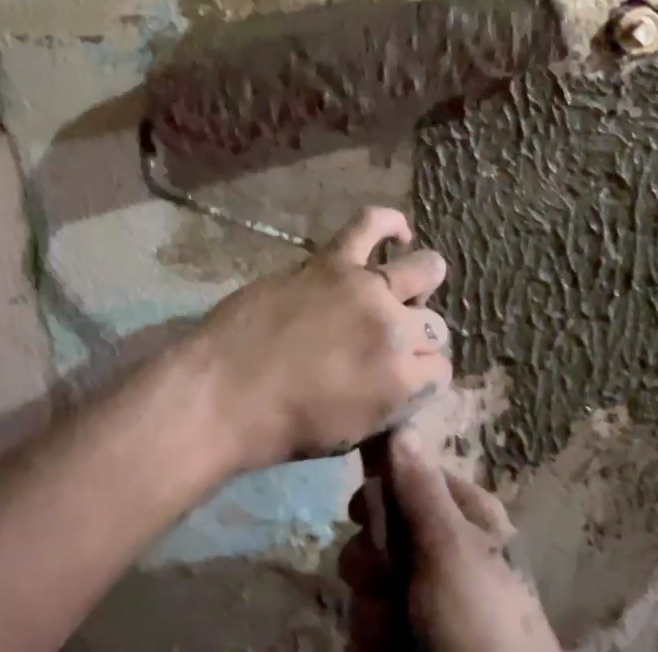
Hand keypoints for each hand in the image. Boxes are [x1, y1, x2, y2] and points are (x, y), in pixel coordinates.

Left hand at [184, 207, 452, 471]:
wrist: (217, 396)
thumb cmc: (280, 429)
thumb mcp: (351, 434)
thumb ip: (391, 404)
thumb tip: (407, 382)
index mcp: (403, 380)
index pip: (440, 371)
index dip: (421, 378)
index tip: (399, 383)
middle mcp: (396, 329)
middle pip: (434, 326)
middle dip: (418, 340)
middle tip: (385, 347)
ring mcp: (366, 288)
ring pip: (424, 270)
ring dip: (420, 285)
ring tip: (402, 292)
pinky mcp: (332, 261)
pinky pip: (371, 224)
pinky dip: (390, 224)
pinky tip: (398, 234)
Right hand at [341, 430, 559, 651]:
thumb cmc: (478, 617)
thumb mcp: (450, 546)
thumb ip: (419, 490)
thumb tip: (402, 425)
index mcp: (468, 517)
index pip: (414, 480)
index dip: (383, 492)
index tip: (357, 509)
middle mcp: (447, 552)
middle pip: (384, 536)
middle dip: (370, 563)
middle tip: (379, 581)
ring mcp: (430, 600)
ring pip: (373, 587)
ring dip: (371, 610)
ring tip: (393, 632)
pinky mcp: (412, 638)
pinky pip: (374, 626)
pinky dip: (374, 639)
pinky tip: (387, 650)